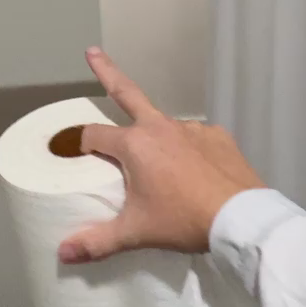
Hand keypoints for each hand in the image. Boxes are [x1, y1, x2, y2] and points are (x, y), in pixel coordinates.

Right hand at [58, 47, 265, 262]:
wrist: (242, 219)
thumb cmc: (183, 221)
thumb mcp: (137, 232)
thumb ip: (98, 242)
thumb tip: (63, 254)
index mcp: (134, 144)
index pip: (93, 136)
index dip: (80, 144)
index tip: (74, 153)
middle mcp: (159, 127)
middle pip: (126, 92)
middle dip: (106, 71)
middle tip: (92, 52)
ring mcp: (191, 128)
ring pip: (164, 126)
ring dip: (155, 135)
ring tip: (162, 164)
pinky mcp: (218, 136)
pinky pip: (194, 138)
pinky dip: (188, 149)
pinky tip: (193, 169)